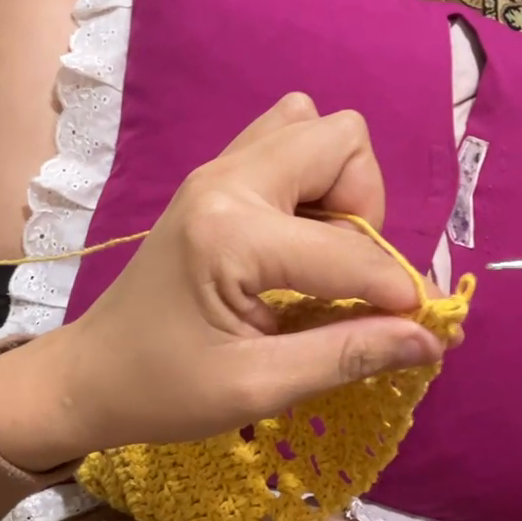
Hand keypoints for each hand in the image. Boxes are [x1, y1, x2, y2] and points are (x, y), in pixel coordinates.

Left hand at [0, 94, 448, 470]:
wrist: (89, 376)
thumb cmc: (163, 391)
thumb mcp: (258, 387)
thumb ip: (349, 354)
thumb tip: (432, 337)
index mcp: (233, 234)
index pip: (351, 249)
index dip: (399, 291)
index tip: (424, 329)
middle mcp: (226, 181)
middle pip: (343, 140)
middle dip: (368, 210)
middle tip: (348, 277)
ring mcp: (216, 172)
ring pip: (314, 129)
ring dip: (340, 187)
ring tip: (321, 252)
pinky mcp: (213, 180)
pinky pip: (283, 143)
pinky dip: (311, 181)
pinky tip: (297, 238)